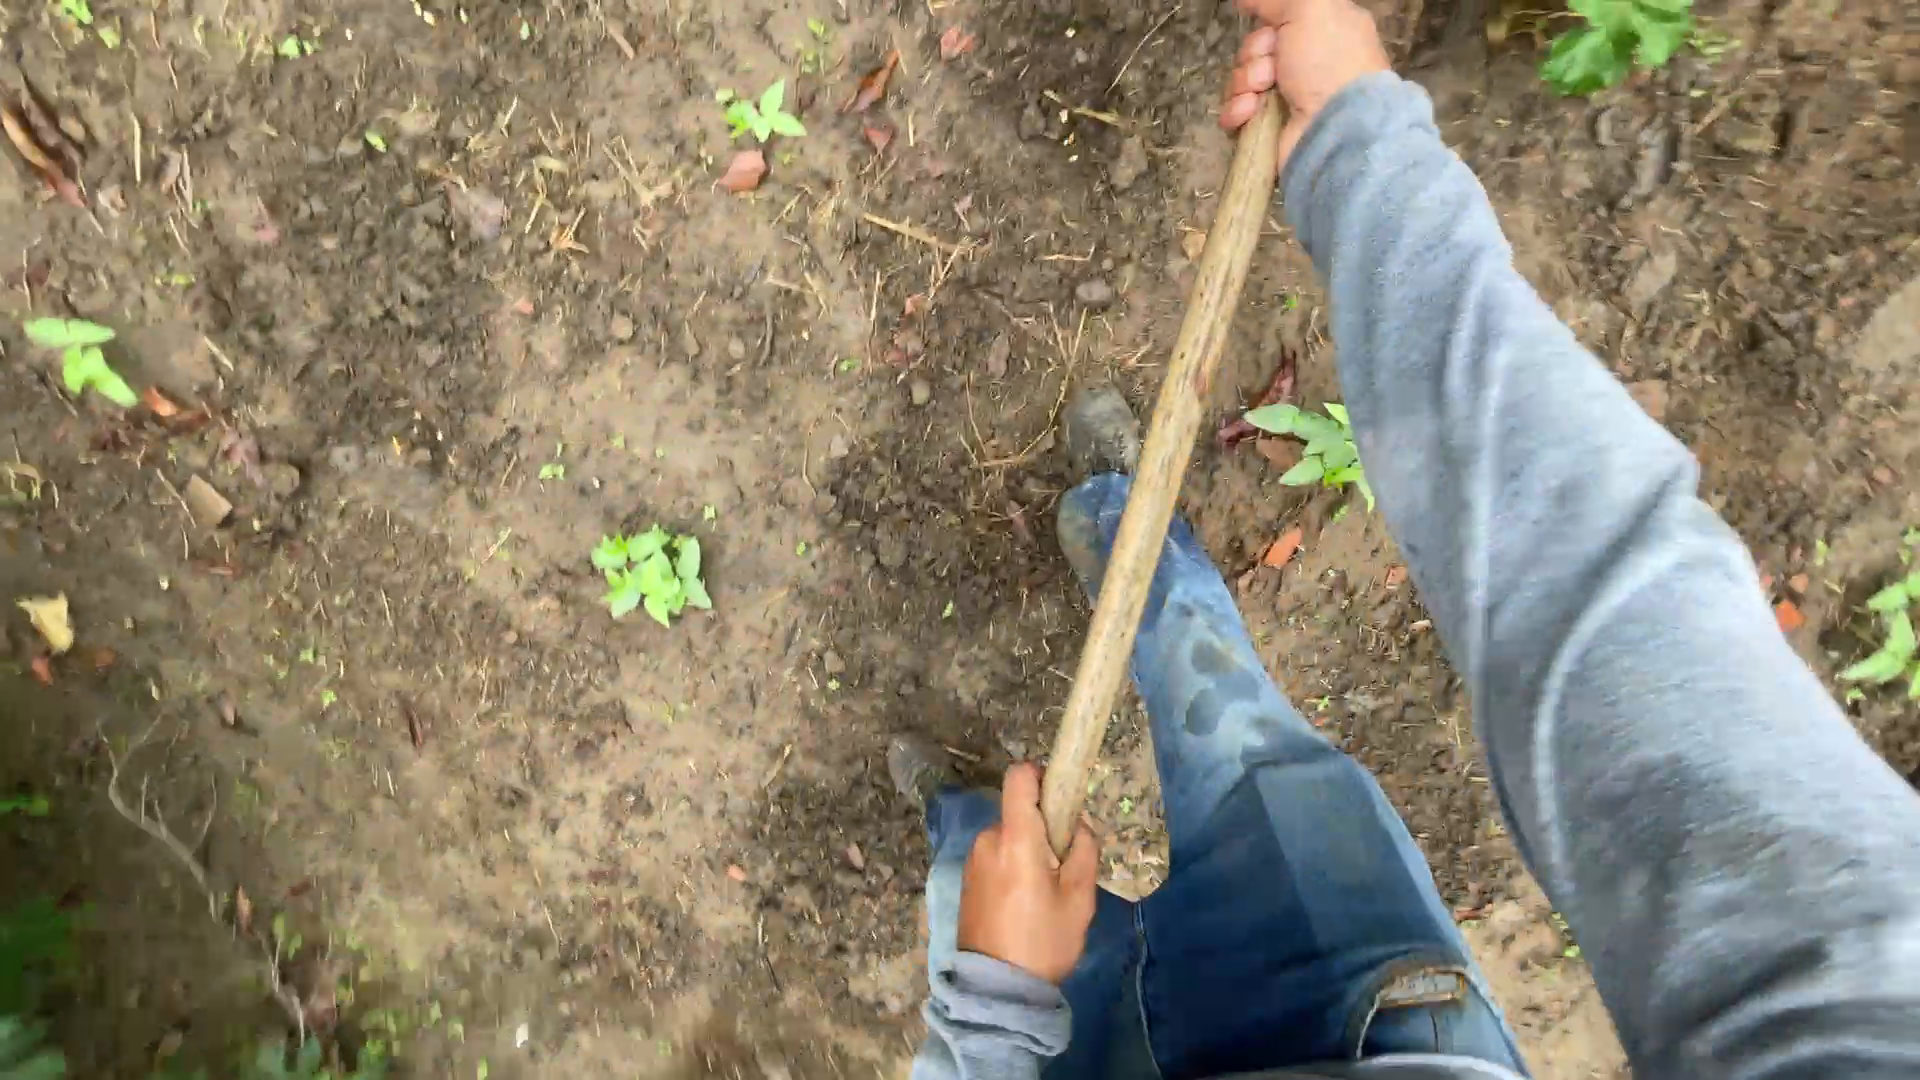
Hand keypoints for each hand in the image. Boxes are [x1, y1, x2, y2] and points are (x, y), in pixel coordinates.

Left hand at [956, 763, 1099, 984]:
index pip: (1018, 777)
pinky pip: (995, 855)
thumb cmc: (1042, 942)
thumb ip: (1083, 852)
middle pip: (1019, 813)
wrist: (995, 991)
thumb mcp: (1078, 901)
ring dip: (1027, 850)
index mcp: (1015, 837)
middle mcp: (988, 839)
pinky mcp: (967, 877)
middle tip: (1062, 866)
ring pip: (1008, 836)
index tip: (1060, 796)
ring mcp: (973, 858)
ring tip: (1044, 892)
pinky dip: (1011, 865)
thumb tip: (1078, 825)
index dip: (1040, 775)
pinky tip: (1022, 901)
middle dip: (1042, 828)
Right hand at [1219, 0, 1390, 173]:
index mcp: (1319, 31)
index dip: (1266, 26)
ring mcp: (1283, 100)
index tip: (1272, 31)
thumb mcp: (1310, 7)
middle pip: (1253, 51)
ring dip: (1244, 85)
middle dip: (1254, 58)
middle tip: (1272, 69)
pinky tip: (1248, 115)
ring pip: (1240, 82)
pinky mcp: (1265, 131)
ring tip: (1262, 95)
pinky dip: (1236, 112)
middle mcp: (1301, 65)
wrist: (1332, 126)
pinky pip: (1234, 114)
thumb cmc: (1328, 61)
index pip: (1275, 22)